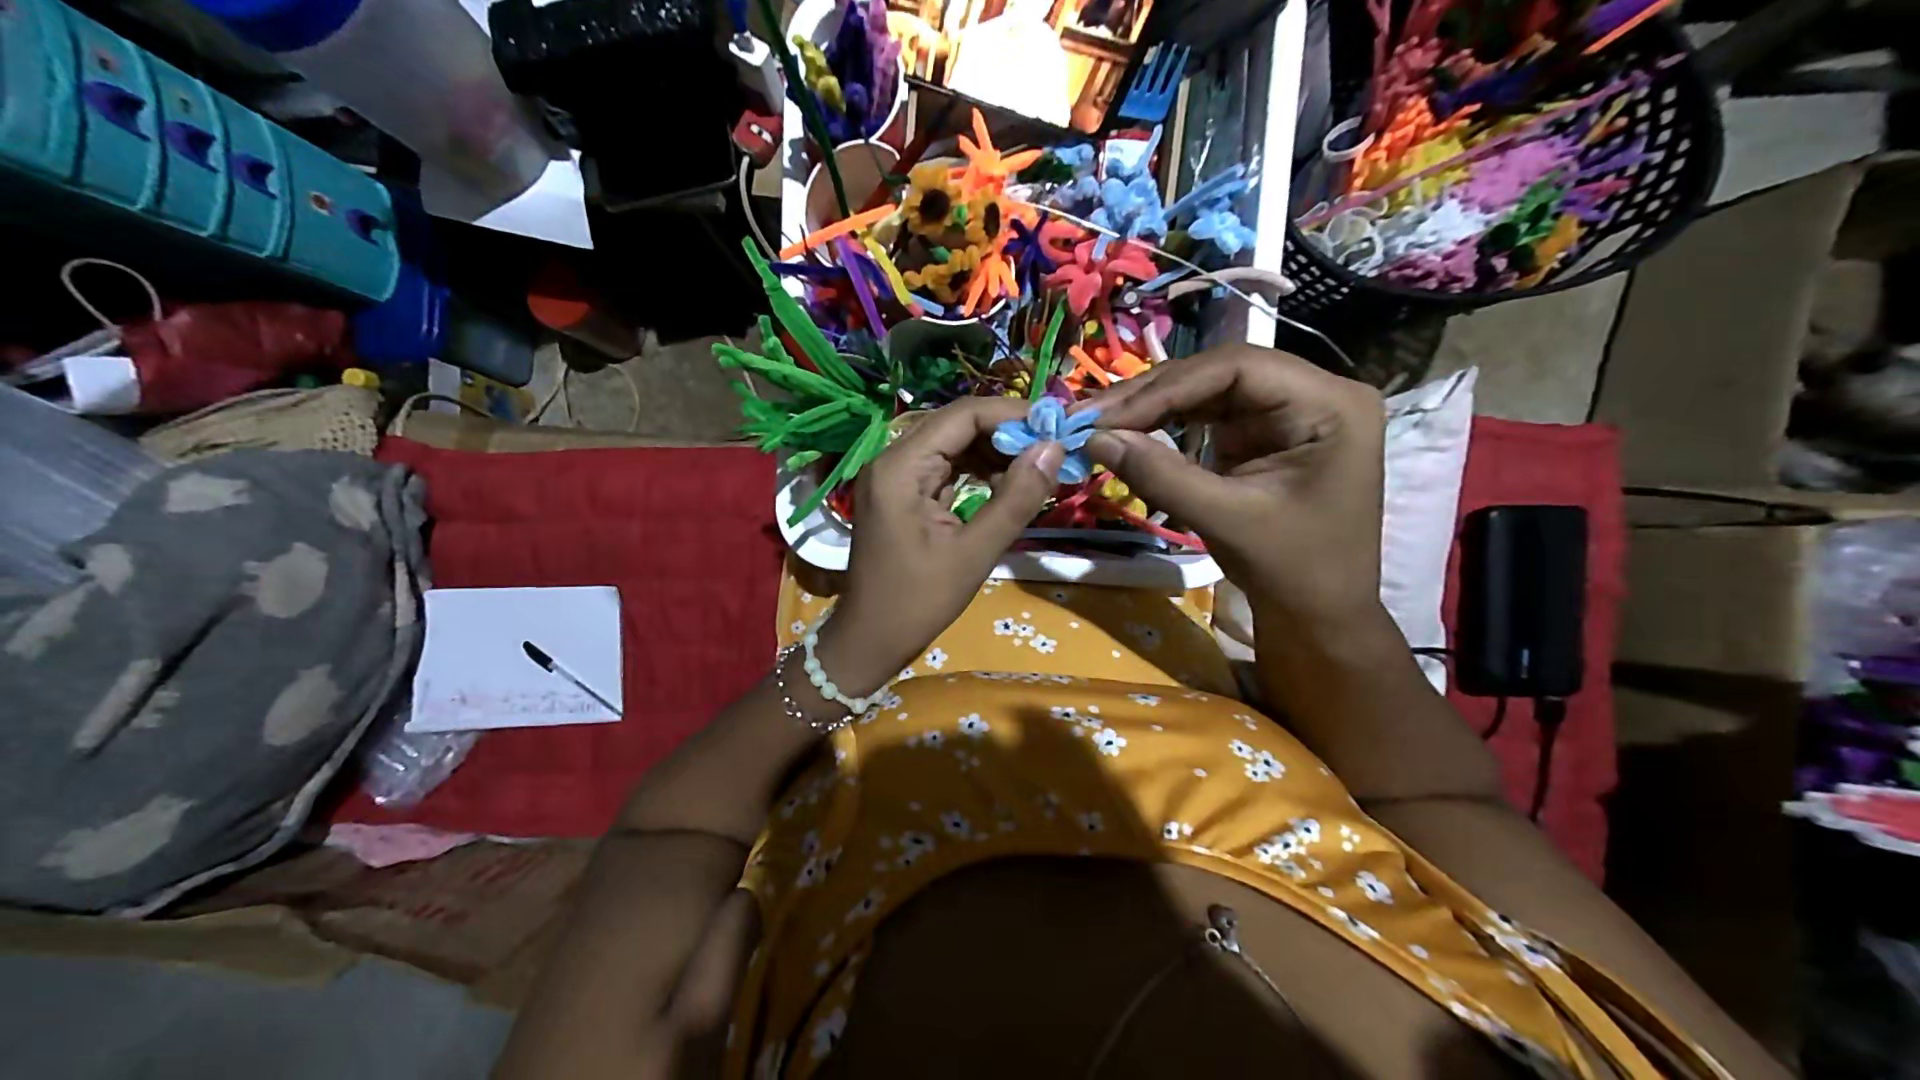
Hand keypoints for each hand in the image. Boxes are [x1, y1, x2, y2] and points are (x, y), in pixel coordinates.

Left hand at [818, 397, 1063, 695]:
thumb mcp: (974, 552)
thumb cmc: (919, 600)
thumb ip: (1015, 499)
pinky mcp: (903, 495)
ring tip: (1039, 467)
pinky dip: (978, 473)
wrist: (871, 639)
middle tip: (1054, 449)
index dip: (1012, 415)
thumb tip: (1053, 450)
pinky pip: (946, 469)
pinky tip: (1008, 485)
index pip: (963, 416)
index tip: (1057, 426)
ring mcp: (895, 477)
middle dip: (1007, 434)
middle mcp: (893, 460)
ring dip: (995, 453)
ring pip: (953, 446)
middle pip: (957, 426)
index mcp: (901, 467)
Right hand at [1083, 346, 1384, 631]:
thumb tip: (1095, 439)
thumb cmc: (1289, 569)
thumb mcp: (1225, 519)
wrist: (1318, 613)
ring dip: (1151, 406)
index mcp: (1330, 405)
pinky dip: (1165, 423)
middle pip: (1219, 373)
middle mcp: (1313, 393)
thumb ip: (1160, 475)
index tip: (1109, 417)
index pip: (1238, 368)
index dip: (1167, 387)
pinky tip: (1129, 431)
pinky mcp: (1263, 432)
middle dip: (1152, 395)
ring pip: (1207, 390)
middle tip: (1089, 416)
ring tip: (1099, 422)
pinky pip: (1207, 414)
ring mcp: (1286, 411)